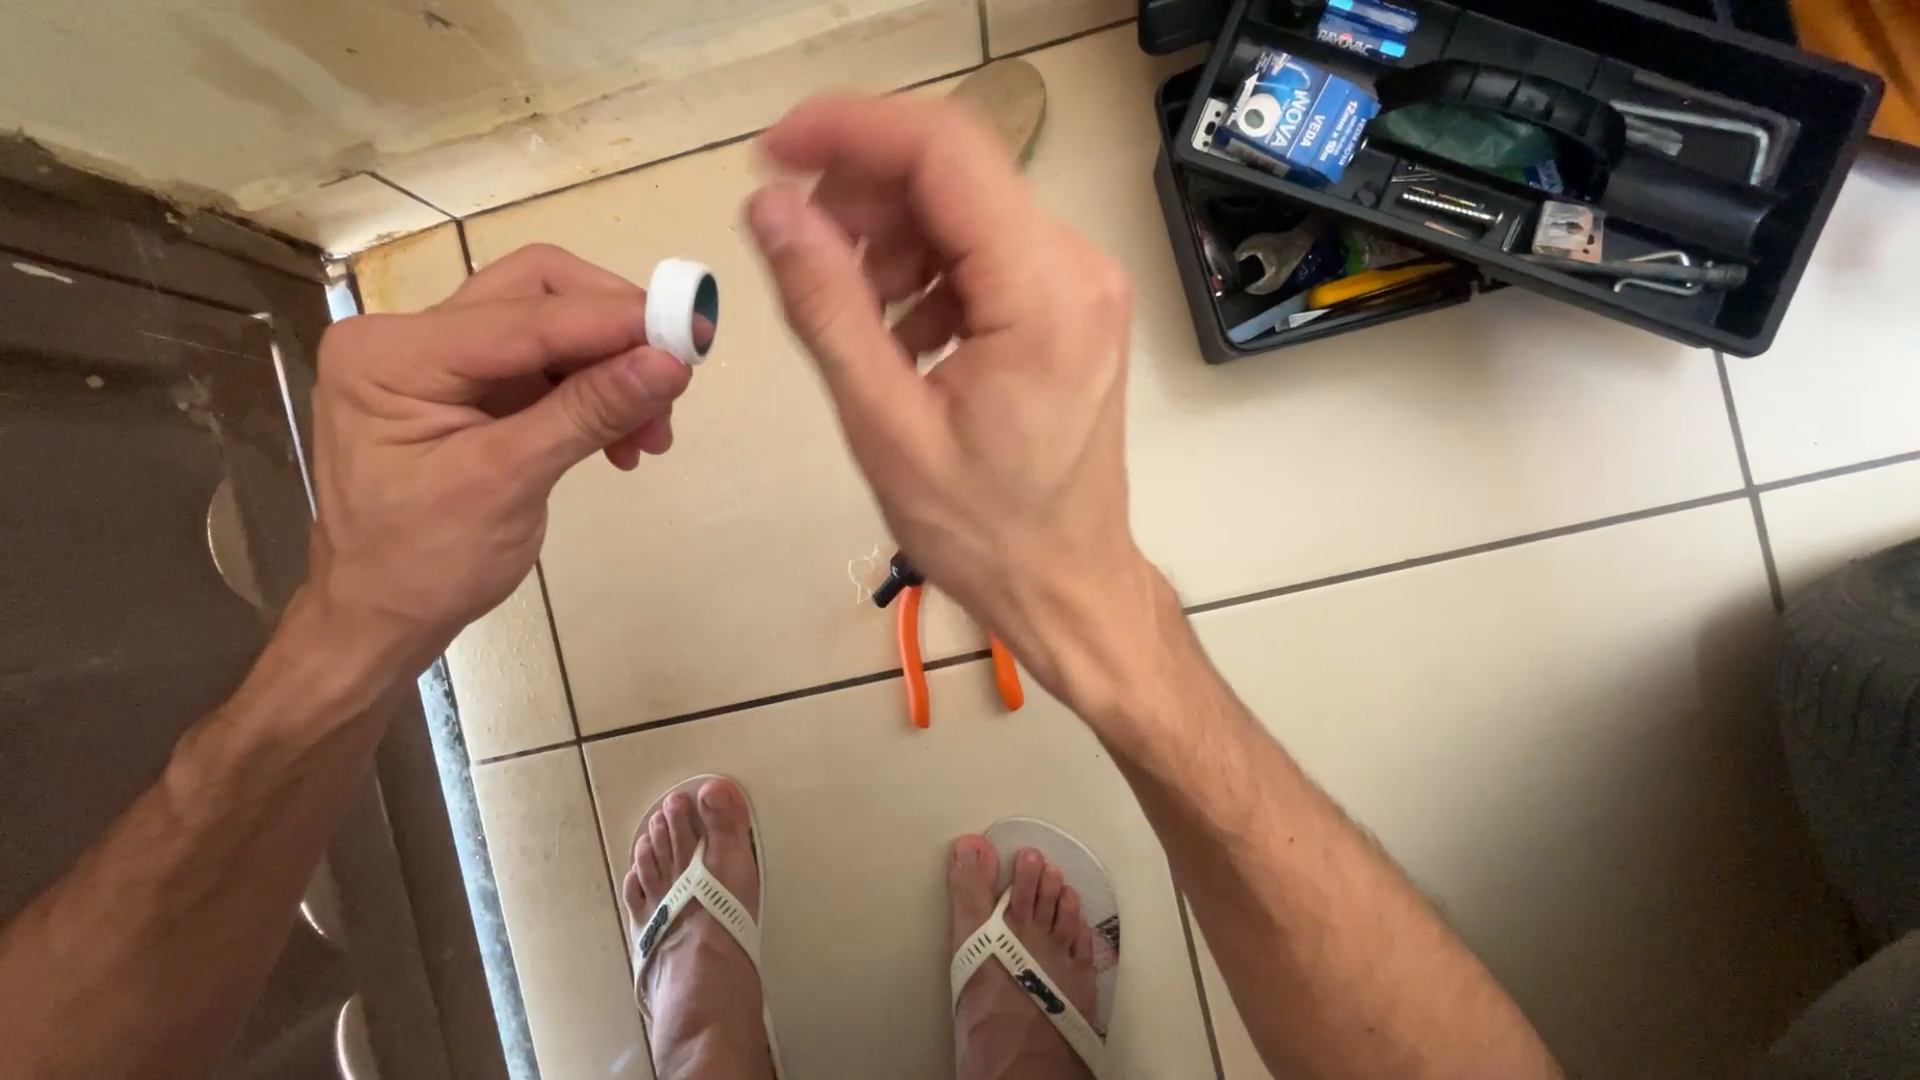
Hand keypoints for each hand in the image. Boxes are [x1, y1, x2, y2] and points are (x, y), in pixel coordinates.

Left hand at [303, 244, 692, 677]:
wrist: (383, 614)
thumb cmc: (426, 562)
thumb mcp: (508, 483)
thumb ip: (588, 413)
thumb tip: (670, 363)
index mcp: (394, 354)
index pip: (524, 314)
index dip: (615, 318)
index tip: (693, 331)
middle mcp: (413, 339)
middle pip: (537, 293)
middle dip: (615, 329)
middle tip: (673, 374)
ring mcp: (445, 363)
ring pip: (555, 330)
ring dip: (617, 369)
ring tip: (653, 433)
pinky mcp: (477, 391)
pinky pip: (555, 370)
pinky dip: (601, 396)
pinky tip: (624, 442)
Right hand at [744, 96, 1158, 701]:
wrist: (1065, 584)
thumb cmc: (984, 532)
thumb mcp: (887, 427)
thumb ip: (827, 308)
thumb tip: (772, 210)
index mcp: (1042, 294)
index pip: (943, 151)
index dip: (848, 132)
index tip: (772, 156)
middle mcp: (1078, 270)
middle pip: (956, 176)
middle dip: (865, 198)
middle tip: (803, 253)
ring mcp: (1082, 289)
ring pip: (967, 214)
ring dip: (894, 243)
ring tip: (854, 318)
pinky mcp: (1071, 313)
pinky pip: (988, 259)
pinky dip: (931, 278)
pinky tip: (903, 338)